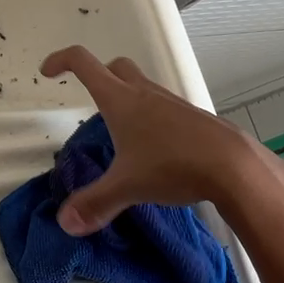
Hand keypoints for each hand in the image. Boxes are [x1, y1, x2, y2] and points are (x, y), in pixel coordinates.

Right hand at [40, 46, 269, 235]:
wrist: (235, 166)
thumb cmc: (173, 164)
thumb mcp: (128, 186)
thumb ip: (96, 202)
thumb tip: (65, 222)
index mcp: (119, 98)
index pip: (82, 61)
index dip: (60, 60)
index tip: (48, 71)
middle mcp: (143, 92)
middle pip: (115, 66)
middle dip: (100, 75)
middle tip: (93, 100)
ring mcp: (171, 102)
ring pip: (142, 86)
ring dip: (129, 98)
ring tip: (127, 134)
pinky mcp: (193, 117)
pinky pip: (165, 107)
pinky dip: (155, 117)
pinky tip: (160, 148)